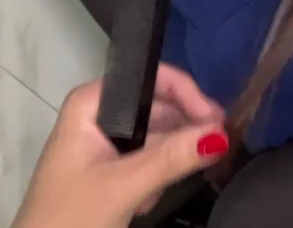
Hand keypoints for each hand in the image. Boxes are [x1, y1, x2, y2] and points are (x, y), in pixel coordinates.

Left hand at [11, 65, 230, 227]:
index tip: (217, 119)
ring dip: (170, 155)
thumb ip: (171, 159)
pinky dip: (155, 175)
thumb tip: (222, 134)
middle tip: (221, 145)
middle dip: (183, 127)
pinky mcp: (104, 171)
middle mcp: (96, 114)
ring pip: (152, 135)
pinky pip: (142, 159)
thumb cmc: (71, 219)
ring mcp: (100, 143)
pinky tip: (150, 200)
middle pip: (154, 105)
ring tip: (191, 173)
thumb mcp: (124, 187)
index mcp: (91, 102)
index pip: (149, 79)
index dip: (186, 93)